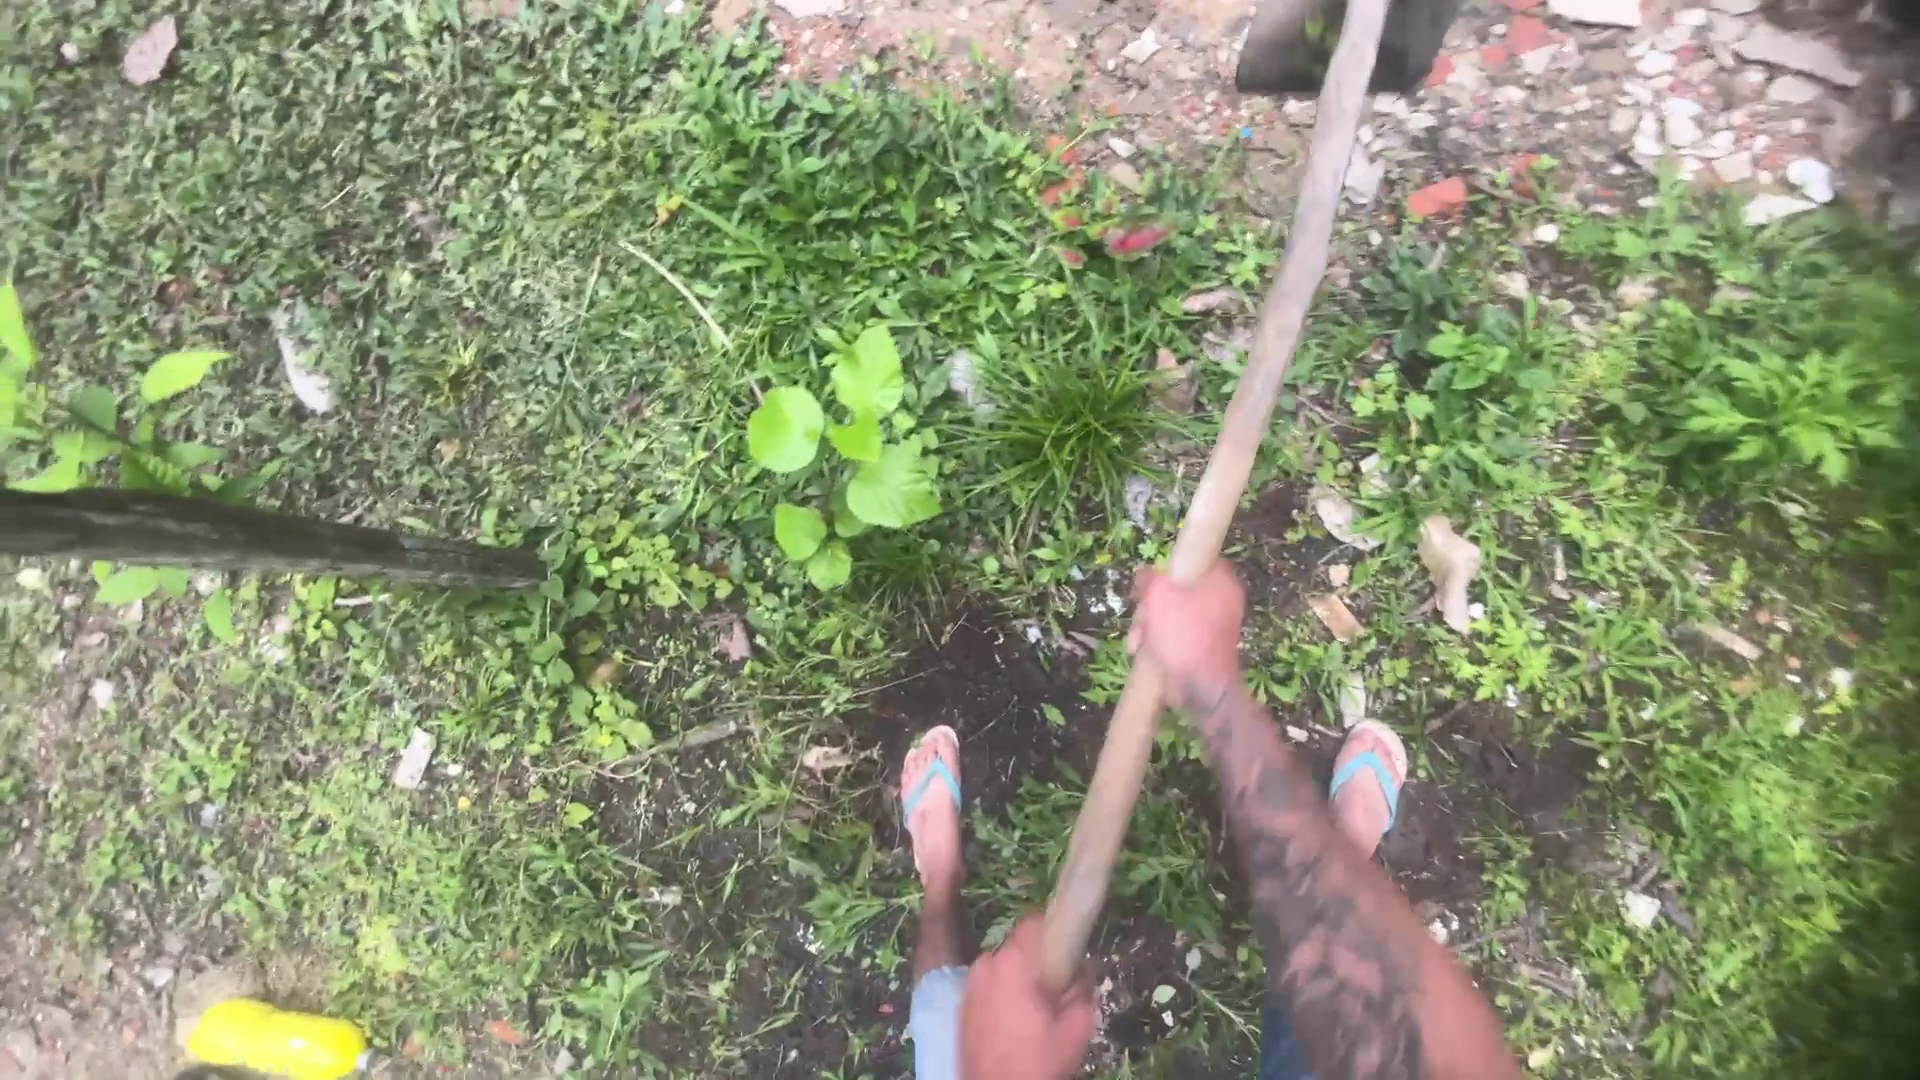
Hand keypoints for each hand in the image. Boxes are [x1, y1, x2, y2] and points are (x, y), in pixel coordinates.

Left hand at [958, 916, 1096, 1079]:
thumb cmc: (1036, 1063)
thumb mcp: (1074, 1030)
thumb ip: (1083, 990)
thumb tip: (1084, 967)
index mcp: (1011, 963)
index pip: (1032, 923)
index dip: (1053, 928)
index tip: (1067, 942)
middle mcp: (986, 964)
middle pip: (1018, 946)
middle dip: (1038, 958)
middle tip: (1056, 983)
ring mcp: (970, 984)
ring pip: (1002, 966)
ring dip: (1019, 976)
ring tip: (1035, 1005)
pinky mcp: (963, 1004)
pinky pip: (989, 984)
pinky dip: (1002, 991)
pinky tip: (1015, 1018)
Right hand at [1128, 562, 1245, 709]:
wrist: (1201, 686)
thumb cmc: (1184, 633)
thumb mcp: (1159, 596)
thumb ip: (1150, 578)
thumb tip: (1144, 572)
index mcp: (1220, 579)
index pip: (1193, 557)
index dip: (1168, 567)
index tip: (1151, 580)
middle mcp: (1221, 598)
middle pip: (1177, 588)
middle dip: (1151, 604)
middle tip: (1141, 615)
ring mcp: (1213, 623)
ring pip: (1172, 612)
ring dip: (1149, 624)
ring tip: (1138, 640)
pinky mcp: (1203, 644)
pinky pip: (1177, 632)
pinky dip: (1159, 639)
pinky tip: (1143, 650)